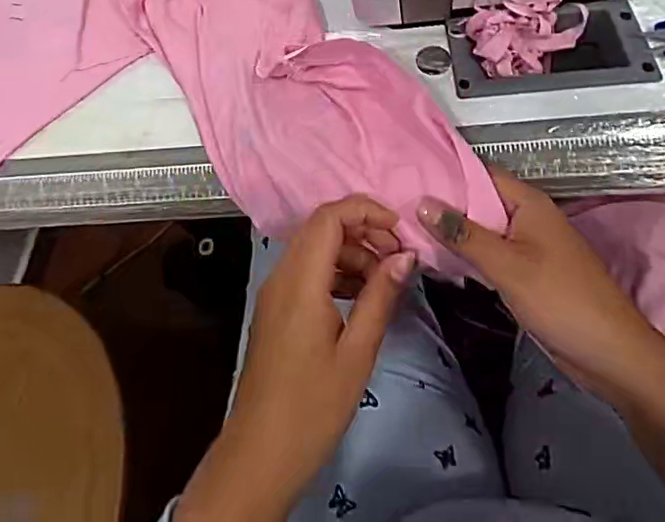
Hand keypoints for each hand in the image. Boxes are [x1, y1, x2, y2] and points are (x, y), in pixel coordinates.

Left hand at [177, 196, 414, 521]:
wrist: (259, 453)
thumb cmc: (312, 406)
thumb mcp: (357, 352)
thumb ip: (379, 296)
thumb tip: (405, 256)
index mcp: (300, 281)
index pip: (328, 217)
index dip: (365, 211)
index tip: (399, 230)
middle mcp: (281, 276)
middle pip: (321, 227)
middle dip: (363, 230)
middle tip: (398, 257)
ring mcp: (274, 291)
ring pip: (313, 247)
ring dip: (350, 252)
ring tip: (383, 280)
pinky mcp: (275, 308)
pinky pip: (306, 270)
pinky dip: (335, 270)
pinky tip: (359, 296)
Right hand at [422, 173, 664, 521]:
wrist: (610, 354)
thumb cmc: (561, 298)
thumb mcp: (507, 264)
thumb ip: (464, 233)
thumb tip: (422, 201)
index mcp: (528, 202)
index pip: (480, 173)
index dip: (447, 172)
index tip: (408, 173)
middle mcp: (527, 217)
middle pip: (479, 201)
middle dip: (444, 204)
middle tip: (398, 204)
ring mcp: (527, 246)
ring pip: (483, 230)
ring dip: (453, 232)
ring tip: (407, 226)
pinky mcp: (526, 273)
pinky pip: (490, 254)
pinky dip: (468, 255)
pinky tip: (438, 259)